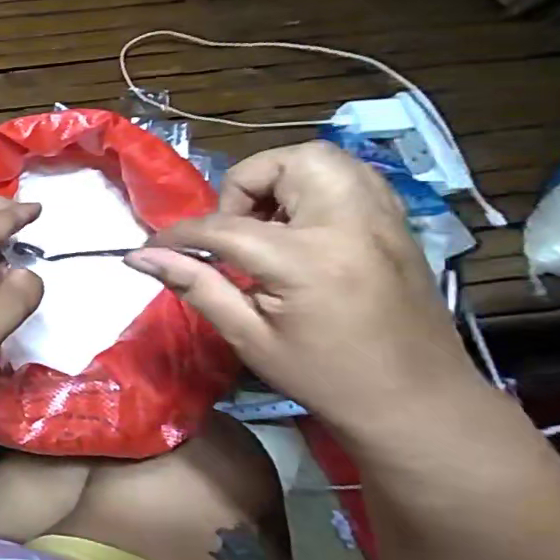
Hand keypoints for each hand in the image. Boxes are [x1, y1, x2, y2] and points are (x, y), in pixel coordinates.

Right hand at [124, 141, 484, 425]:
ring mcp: (381, 219)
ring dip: (280, 178)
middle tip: (233, 227)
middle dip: (244, 184)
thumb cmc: (324, 377)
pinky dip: (314, 186)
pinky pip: (351, 176)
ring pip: (324, 158)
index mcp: (307, 260)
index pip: (223, 225)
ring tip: (265, 222)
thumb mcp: (247, 336)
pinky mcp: (397, 224)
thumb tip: (140, 257)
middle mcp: (350, 225)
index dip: (178, 234)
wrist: (419, 402)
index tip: (154, 249)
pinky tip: (300, 226)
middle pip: (286, 163)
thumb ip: (195, 285)